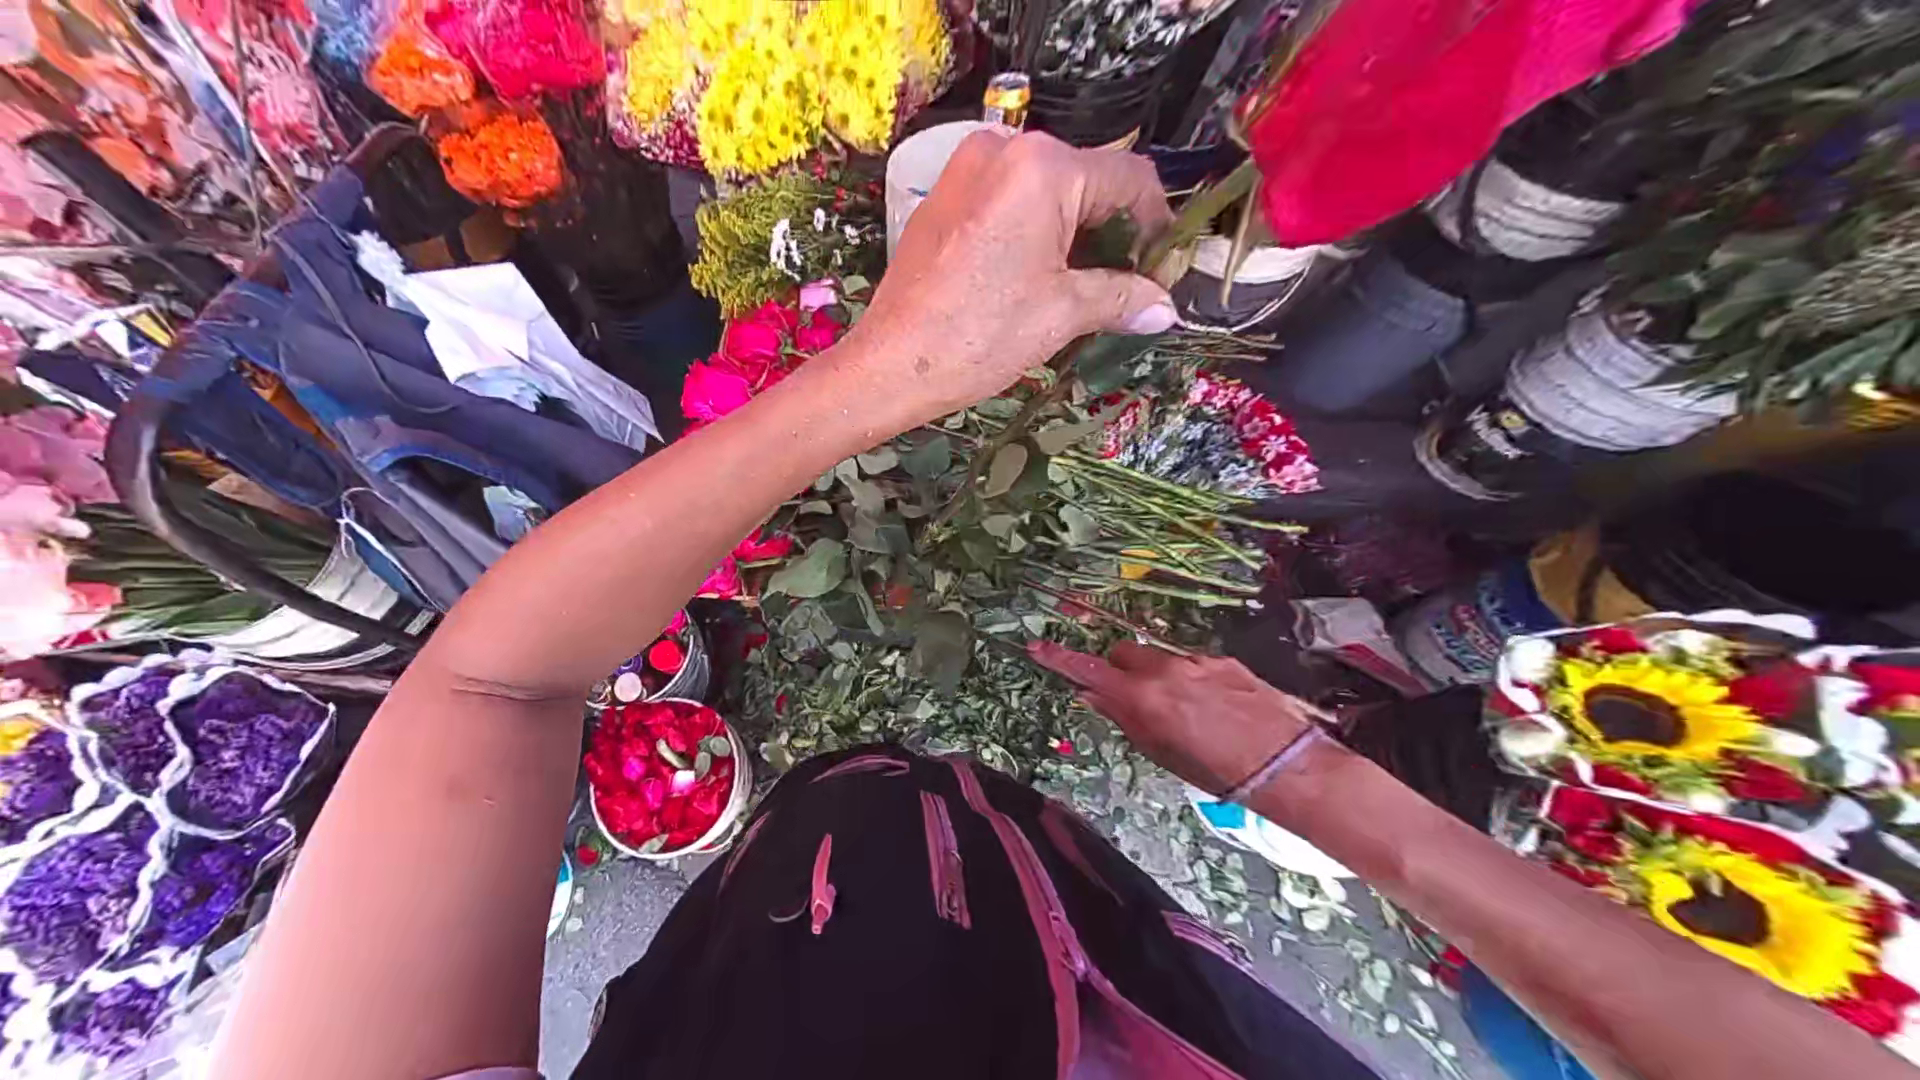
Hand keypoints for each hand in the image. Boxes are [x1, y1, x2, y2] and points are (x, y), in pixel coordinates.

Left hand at [843, 130, 1176, 427]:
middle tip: (1127, 289)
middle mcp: (1003, 148)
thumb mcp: (1061, 314)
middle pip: (1086, 183)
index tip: (1162, 272)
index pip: (1128, 179)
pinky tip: (1038, 281)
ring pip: (1047, 195)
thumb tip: (1165, 308)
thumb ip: (1121, 298)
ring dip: (1075, 239)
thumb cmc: (978, 337)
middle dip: (1113, 236)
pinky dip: (1035, 236)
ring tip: (1084, 292)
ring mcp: (967, 170)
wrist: (891, 365)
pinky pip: (1009, 205)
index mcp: (1042, 166)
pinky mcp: (946, 198)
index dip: (1156, 227)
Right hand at [1029, 640, 1326, 795]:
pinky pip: (1189, 662)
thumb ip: (1124, 719)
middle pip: (1122, 654)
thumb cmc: (1218, 773)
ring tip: (1179, 708)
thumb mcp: (1162, 754)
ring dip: (1153, 675)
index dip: (1060, 660)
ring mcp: (1197, 660)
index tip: (1036, 647)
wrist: (1289, 766)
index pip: (1090, 671)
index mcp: (1146, 698)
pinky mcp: (1223, 659)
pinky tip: (1209, 705)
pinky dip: (1185, 678)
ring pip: (1156, 657)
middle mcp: (1166, 670)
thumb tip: (1092, 695)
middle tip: (1128, 698)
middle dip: (1118, 670)